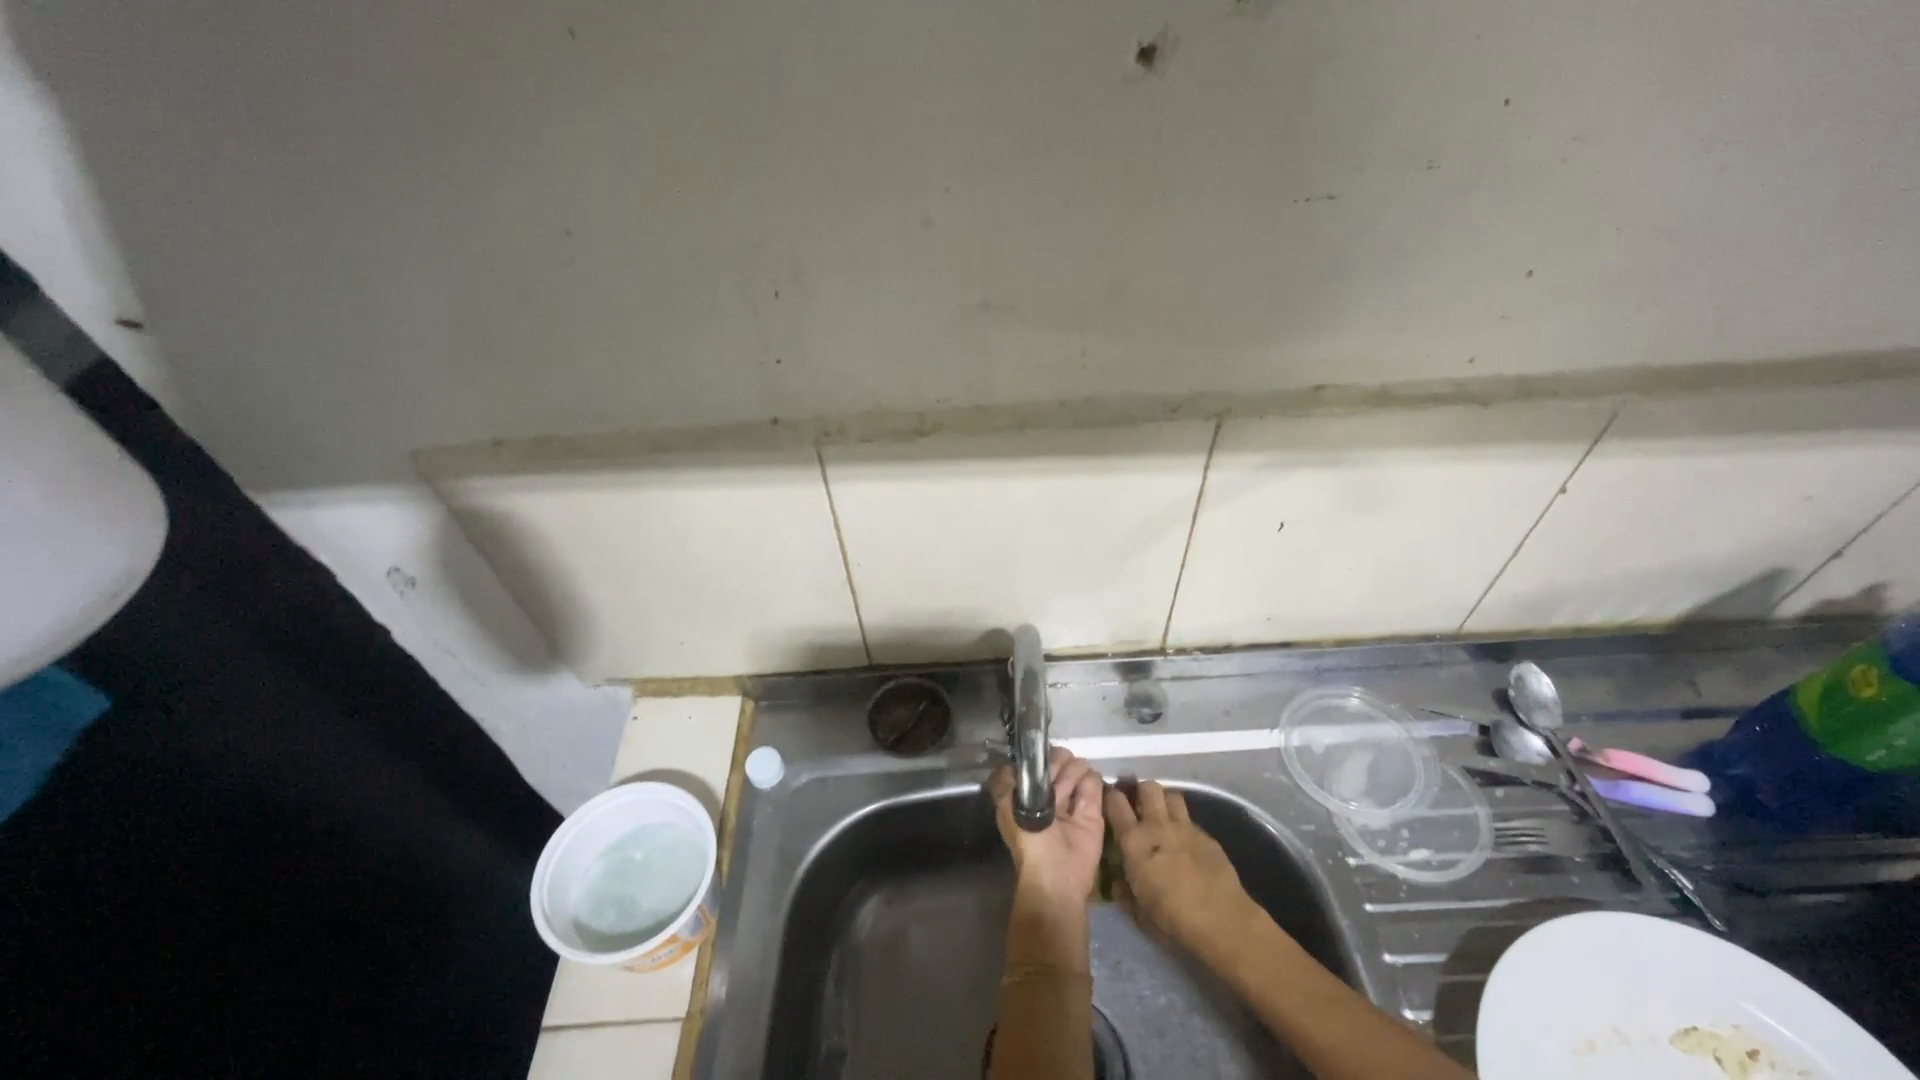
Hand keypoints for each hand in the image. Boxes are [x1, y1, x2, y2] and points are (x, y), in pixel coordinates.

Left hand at [988, 747, 1105, 908]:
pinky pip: (1094, 784)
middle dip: (1056, 763)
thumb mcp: (1006, 809)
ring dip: (1072, 772)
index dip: (1036, 758)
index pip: (1034, 764)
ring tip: (1065, 793)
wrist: (1056, 875)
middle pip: (1057, 762)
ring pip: (1076, 769)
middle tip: (1053, 779)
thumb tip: (1011, 763)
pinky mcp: (1092, 811)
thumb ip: (1005, 783)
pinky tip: (1081, 792)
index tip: (1037, 757)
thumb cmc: (1028, 840)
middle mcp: (1049, 795)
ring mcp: (1072, 802)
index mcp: (1026, 796)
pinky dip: (1090, 781)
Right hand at [1104, 780, 1259, 952]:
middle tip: (1137, 807)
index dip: (1108, 795)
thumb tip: (1117, 879)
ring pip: (1172, 795)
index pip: (1114, 801)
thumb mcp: (1135, 908)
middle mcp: (1157, 825)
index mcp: (1133, 841)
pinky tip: (1184, 842)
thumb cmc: (1170, 918)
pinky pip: (1190, 819)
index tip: (1106, 800)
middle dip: (1140, 791)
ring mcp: (1185, 828)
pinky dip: (1183, 824)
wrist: (1220, 920)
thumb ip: (1122, 888)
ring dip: (1164, 802)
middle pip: (1147, 786)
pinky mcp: (1206, 835)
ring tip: (1161, 818)